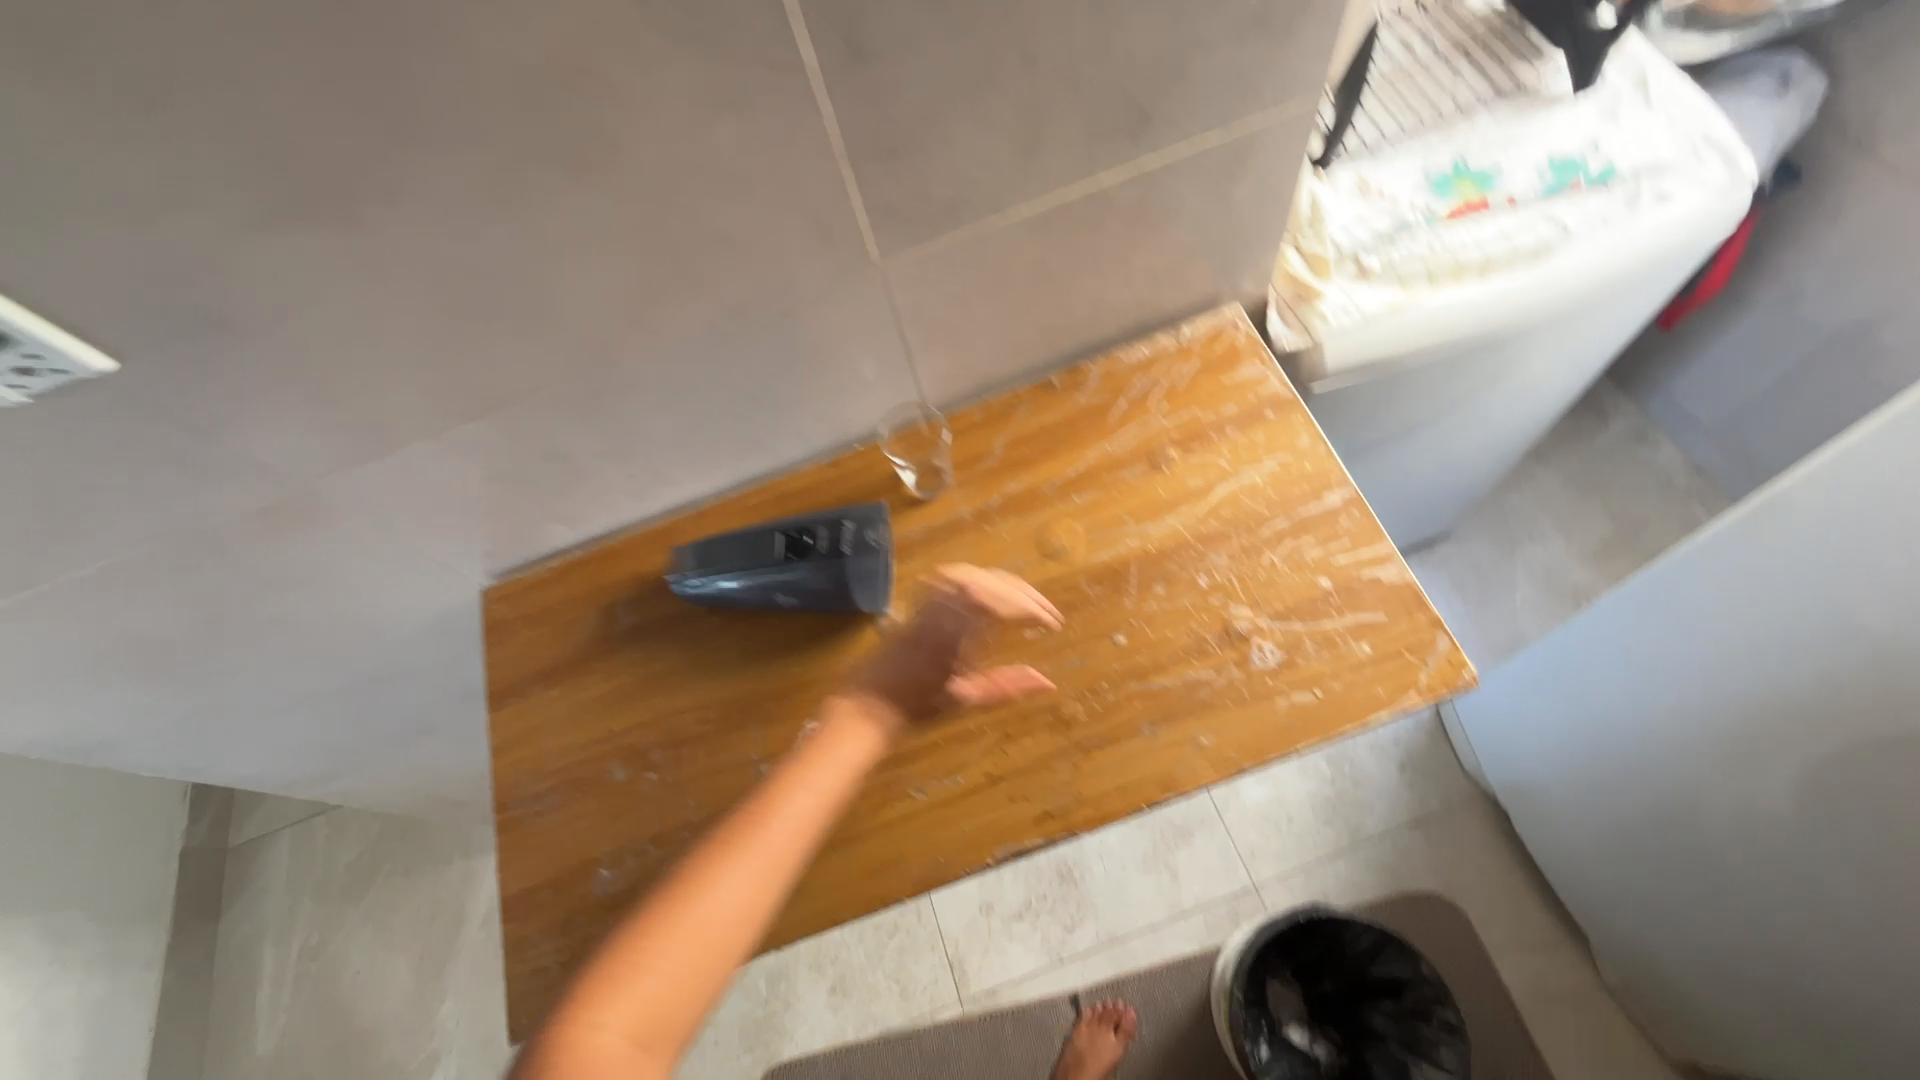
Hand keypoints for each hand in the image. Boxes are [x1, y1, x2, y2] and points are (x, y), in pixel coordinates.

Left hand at [838, 564, 1062, 730]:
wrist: (868, 704)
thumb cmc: (917, 708)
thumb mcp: (966, 699)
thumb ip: (1007, 686)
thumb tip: (1048, 682)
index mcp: (955, 633)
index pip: (1002, 605)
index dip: (1032, 609)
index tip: (1053, 624)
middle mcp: (942, 610)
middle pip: (989, 583)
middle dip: (1023, 594)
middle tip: (1046, 612)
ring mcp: (927, 603)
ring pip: (971, 574)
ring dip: (1002, 583)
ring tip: (1023, 599)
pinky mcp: (918, 602)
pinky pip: (950, 577)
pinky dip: (976, 578)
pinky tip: (988, 590)